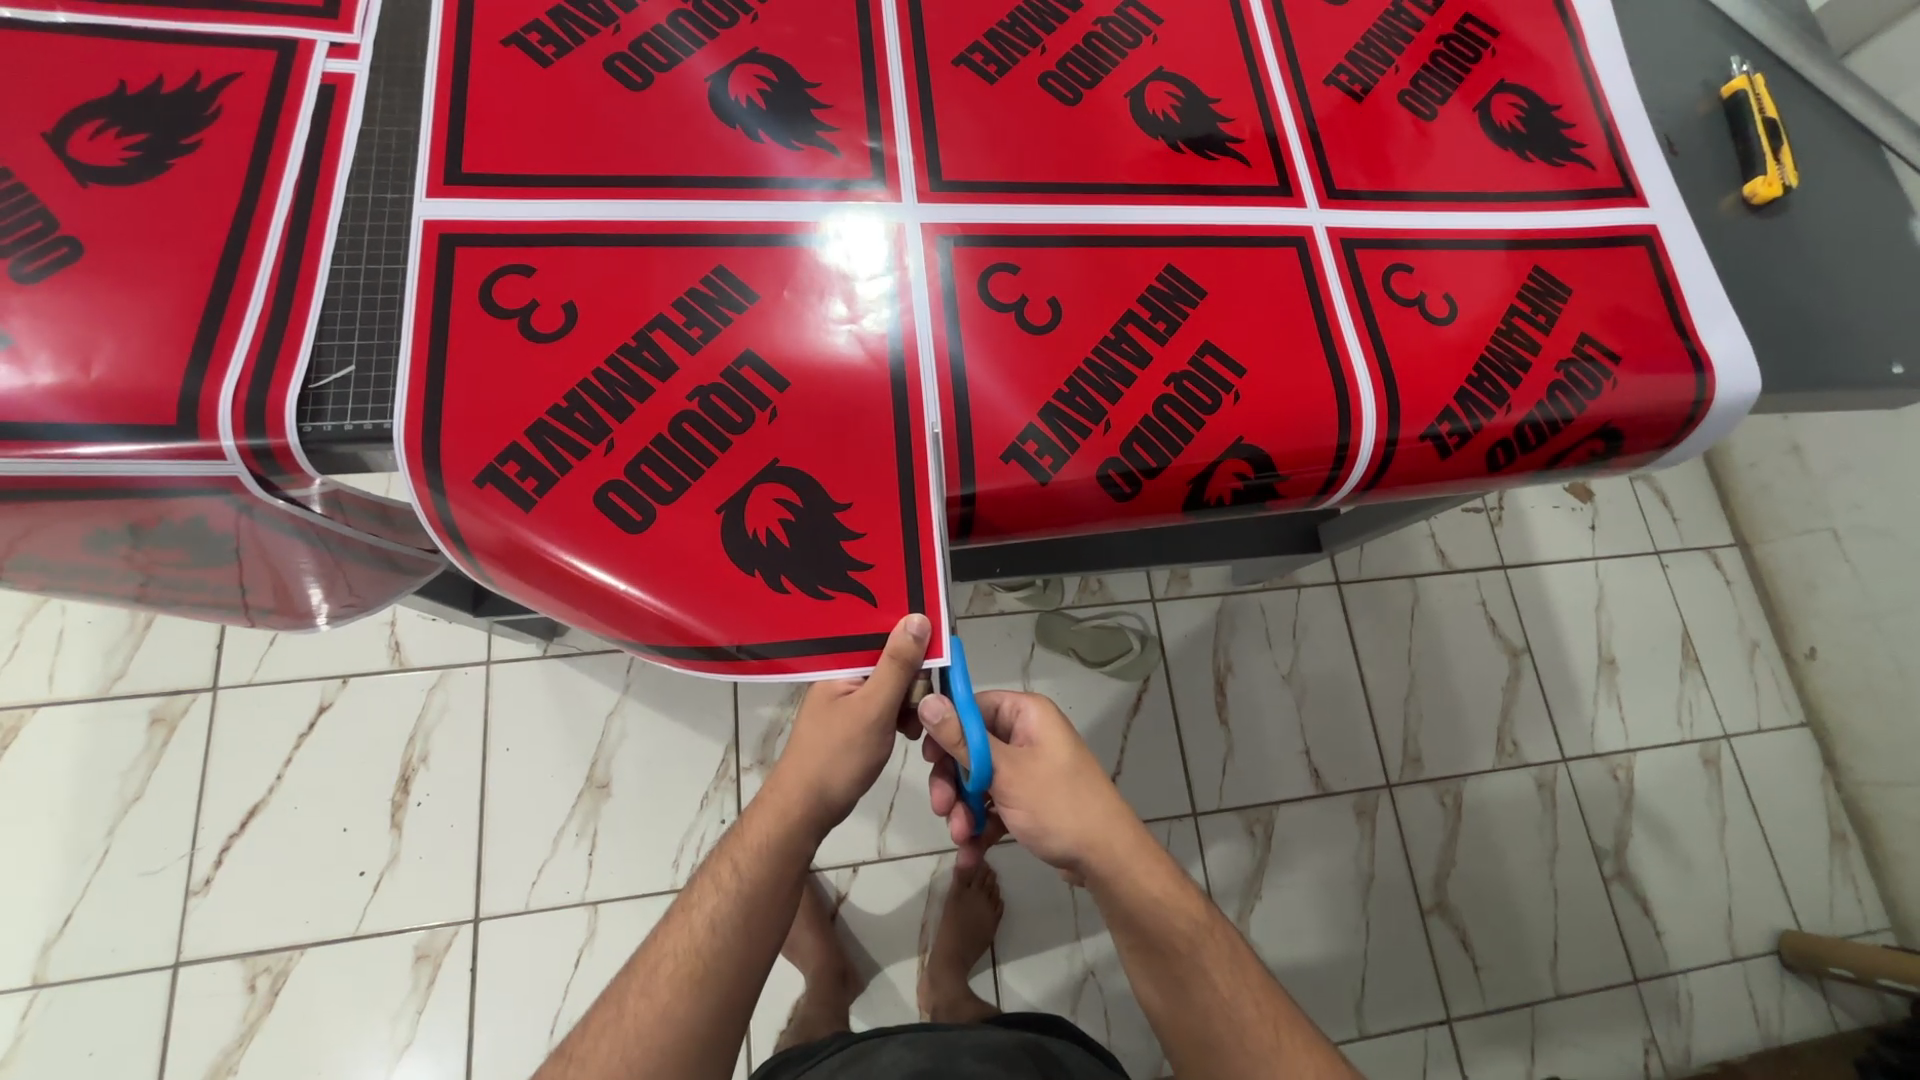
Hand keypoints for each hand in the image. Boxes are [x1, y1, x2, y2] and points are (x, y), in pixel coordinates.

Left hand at [766, 614, 930, 837]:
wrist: (806, 809)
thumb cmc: (838, 756)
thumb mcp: (874, 707)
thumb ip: (898, 664)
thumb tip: (918, 617)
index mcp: (841, 664)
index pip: (884, 637)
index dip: (913, 644)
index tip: (940, 658)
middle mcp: (842, 676)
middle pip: (890, 663)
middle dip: (913, 682)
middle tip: (920, 708)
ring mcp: (846, 701)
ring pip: (891, 688)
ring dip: (908, 705)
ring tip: (911, 729)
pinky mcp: (853, 723)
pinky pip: (884, 709)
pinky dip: (898, 720)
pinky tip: (905, 736)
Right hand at [918, 689, 1142, 883]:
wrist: (1106, 858)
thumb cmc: (1057, 804)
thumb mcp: (1004, 771)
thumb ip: (961, 739)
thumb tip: (927, 701)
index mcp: (1026, 714)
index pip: (973, 707)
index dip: (946, 730)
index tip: (927, 757)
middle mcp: (1026, 735)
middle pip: (970, 748)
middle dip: (953, 782)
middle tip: (941, 807)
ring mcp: (1028, 769)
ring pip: (978, 781)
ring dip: (963, 809)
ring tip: (961, 837)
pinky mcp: (1028, 800)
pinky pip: (993, 805)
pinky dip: (980, 826)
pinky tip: (970, 854)